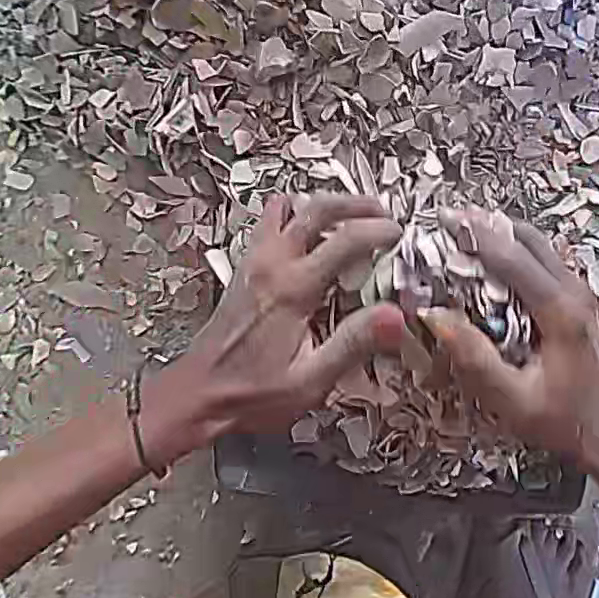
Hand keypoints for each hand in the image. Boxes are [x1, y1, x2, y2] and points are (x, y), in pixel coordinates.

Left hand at [146, 194, 404, 458]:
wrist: (199, 393)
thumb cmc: (254, 393)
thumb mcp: (310, 380)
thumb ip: (353, 344)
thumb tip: (395, 316)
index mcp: (293, 289)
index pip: (346, 240)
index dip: (379, 231)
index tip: (400, 236)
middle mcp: (272, 263)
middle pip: (318, 207)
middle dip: (356, 204)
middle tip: (382, 214)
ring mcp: (255, 258)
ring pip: (291, 207)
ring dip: (325, 205)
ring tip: (352, 218)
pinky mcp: (245, 264)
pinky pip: (270, 221)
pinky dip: (295, 214)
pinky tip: (310, 234)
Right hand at [419, 208, 598, 462]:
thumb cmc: (557, 420)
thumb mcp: (510, 399)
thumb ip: (473, 357)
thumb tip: (433, 314)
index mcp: (561, 313)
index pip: (514, 259)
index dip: (477, 236)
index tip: (444, 221)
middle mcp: (573, 292)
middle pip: (527, 238)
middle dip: (485, 224)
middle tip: (447, 220)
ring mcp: (577, 290)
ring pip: (535, 242)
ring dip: (497, 231)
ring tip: (460, 230)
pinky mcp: (573, 294)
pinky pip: (538, 255)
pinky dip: (509, 246)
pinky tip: (485, 253)